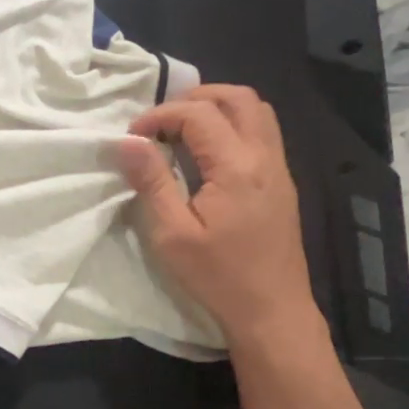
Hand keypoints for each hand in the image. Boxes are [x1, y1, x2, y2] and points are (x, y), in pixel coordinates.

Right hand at [115, 83, 316, 342]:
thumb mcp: (171, 234)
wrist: (271, 311)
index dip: (160, 115)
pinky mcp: (281, 184)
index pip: (198, 114)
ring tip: (182, 132)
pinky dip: (232, 126)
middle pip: (238, 97)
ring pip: (256, 111)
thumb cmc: (217, 276)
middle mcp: (264, 157)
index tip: (132, 137)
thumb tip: (126, 142)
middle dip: (194, 98)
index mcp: (236, 166)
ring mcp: (279, 169)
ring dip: (217, 109)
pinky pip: (262, 133)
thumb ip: (151, 182)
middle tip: (161, 123)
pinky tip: (206, 155)